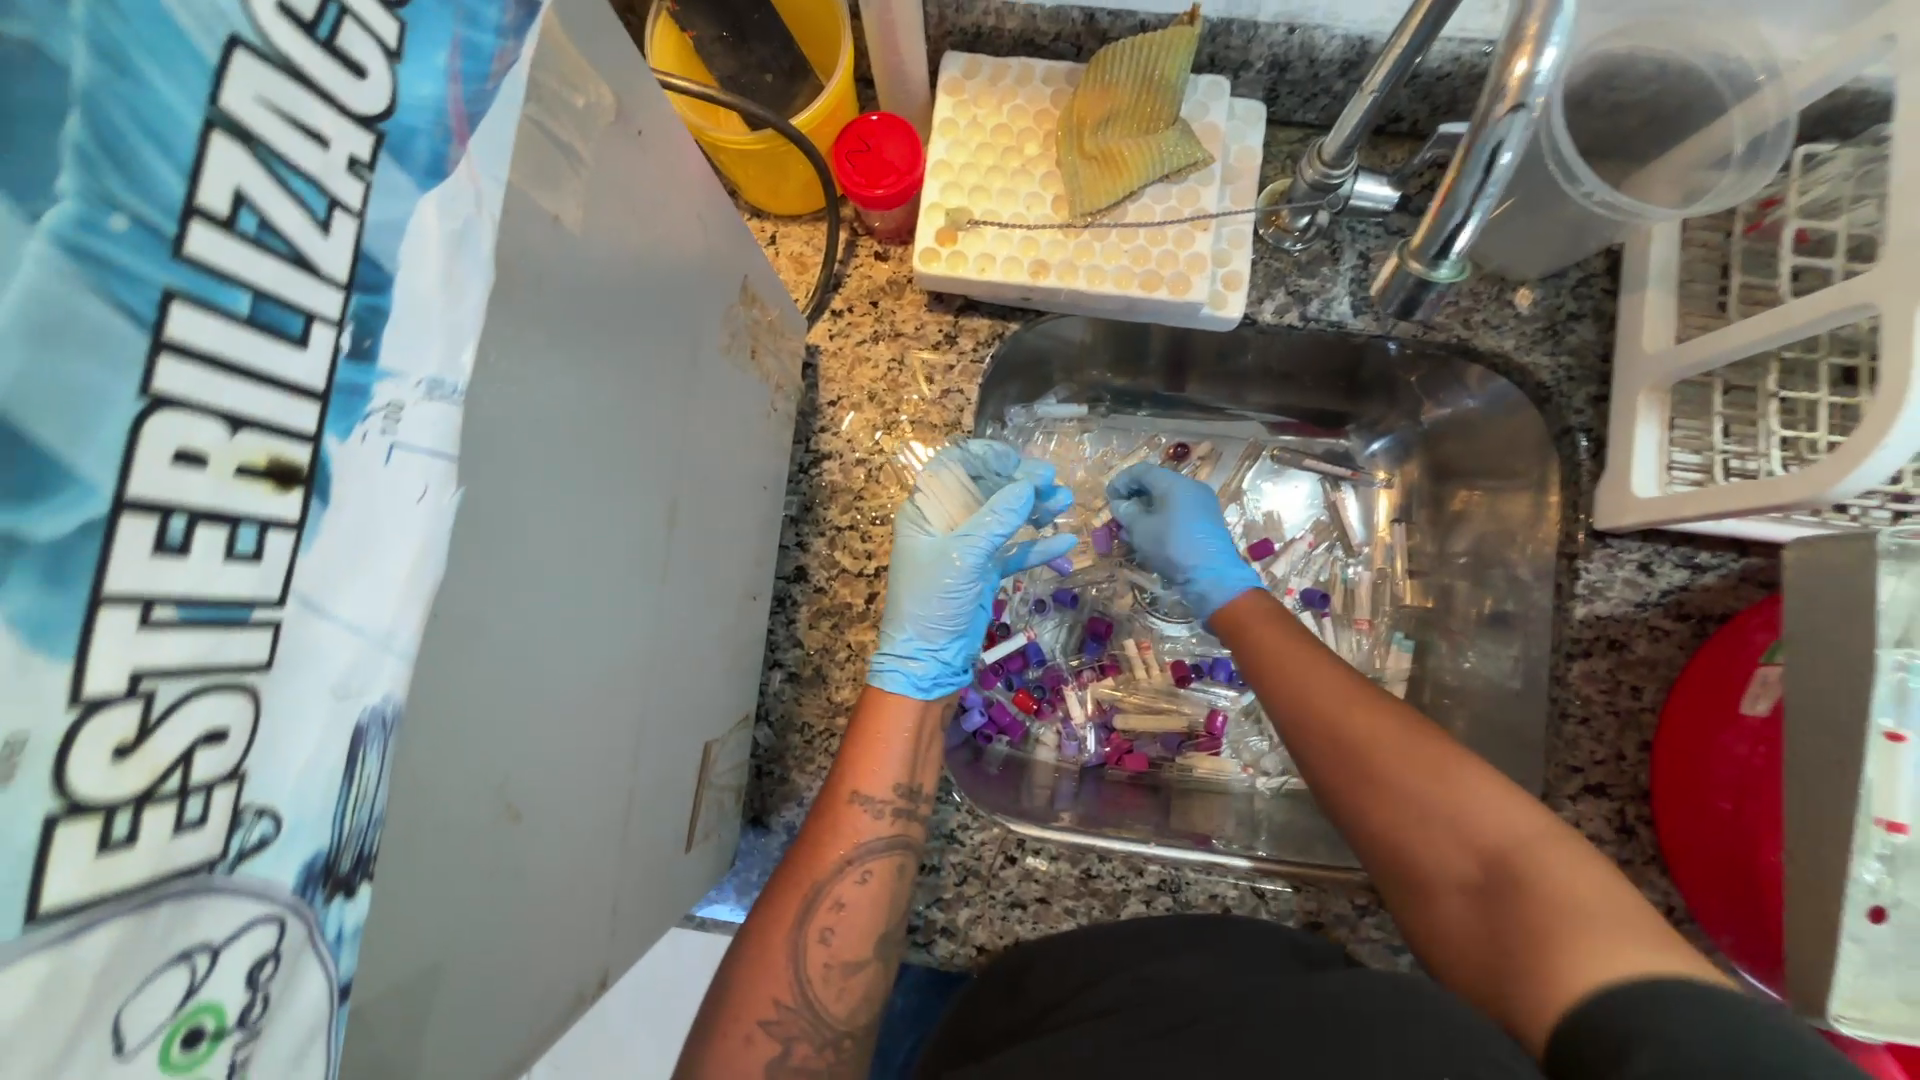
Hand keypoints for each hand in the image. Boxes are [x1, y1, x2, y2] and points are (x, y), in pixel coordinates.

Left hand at [868, 440, 1076, 699]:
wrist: (928, 663)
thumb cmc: (932, 603)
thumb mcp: (963, 557)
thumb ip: (996, 519)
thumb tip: (1028, 485)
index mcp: (926, 510)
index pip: (955, 466)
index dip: (988, 457)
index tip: (1022, 461)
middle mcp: (945, 523)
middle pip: (986, 488)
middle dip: (1020, 483)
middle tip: (1053, 482)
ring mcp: (966, 547)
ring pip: (1004, 518)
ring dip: (1034, 509)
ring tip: (1066, 501)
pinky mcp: (983, 572)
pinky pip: (1013, 551)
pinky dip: (1037, 546)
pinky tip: (1066, 543)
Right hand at [1107, 462, 1260, 622]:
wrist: (1212, 577)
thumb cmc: (1171, 547)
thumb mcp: (1140, 529)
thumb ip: (1126, 512)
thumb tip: (1120, 504)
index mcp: (1174, 483)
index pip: (1141, 470)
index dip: (1121, 481)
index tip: (1109, 499)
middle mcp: (1191, 487)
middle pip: (1156, 484)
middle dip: (1134, 498)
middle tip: (1119, 515)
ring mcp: (1203, 504)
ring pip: (1167, 500)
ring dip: (1146, 511)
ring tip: (1132, 530)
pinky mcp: (1208, 522)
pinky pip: (1179, 512)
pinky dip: (1162, 519)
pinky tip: (1151, 537)